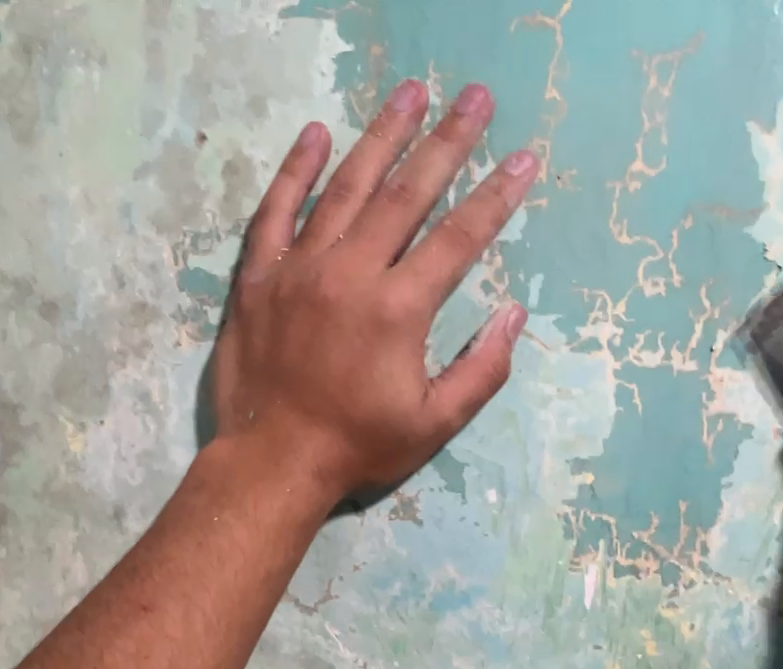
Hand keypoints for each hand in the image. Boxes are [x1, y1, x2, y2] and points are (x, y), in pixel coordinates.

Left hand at [210, 80, 537, 505]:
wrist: (272, 462)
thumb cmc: (358, 446)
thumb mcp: (435, 424)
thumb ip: (481, 370)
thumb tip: (515, 315)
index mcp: (399, 309)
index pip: (459, 238)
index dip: (495, 196)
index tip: (523, 158)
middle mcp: (351, 273)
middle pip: (406, 194)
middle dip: (447, 143)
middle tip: (474, 98)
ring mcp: (299, 268)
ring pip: (345, 188)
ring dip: (380, 137)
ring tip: (410, 93)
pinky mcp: (259, 277)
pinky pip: (276, 211)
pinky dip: (295, 171)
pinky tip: (315, 134)